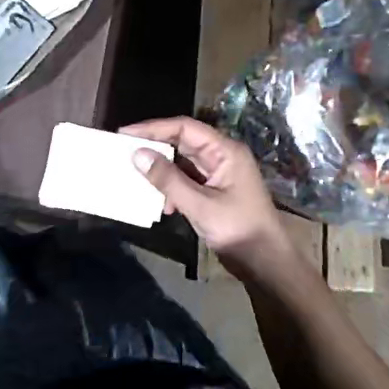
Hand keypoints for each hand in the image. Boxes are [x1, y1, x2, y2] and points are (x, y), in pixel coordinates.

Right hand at [120, 116, 292, 270]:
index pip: (185, 128)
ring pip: (182, 163)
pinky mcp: (213, 193)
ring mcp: (218, 175)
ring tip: (135, 177)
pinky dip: (171, 189)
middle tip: (123, 151)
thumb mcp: (199, 204)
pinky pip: (186, 182)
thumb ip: (168, 179)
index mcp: (225, 151)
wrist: (264, 261)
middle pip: (182, 142)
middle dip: (154, 147)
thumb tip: (137, 154)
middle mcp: (221, 157)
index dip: (154, 128)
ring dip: (161, 170)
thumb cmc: (237, 228)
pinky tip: (161, 205)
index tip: (125, 133)